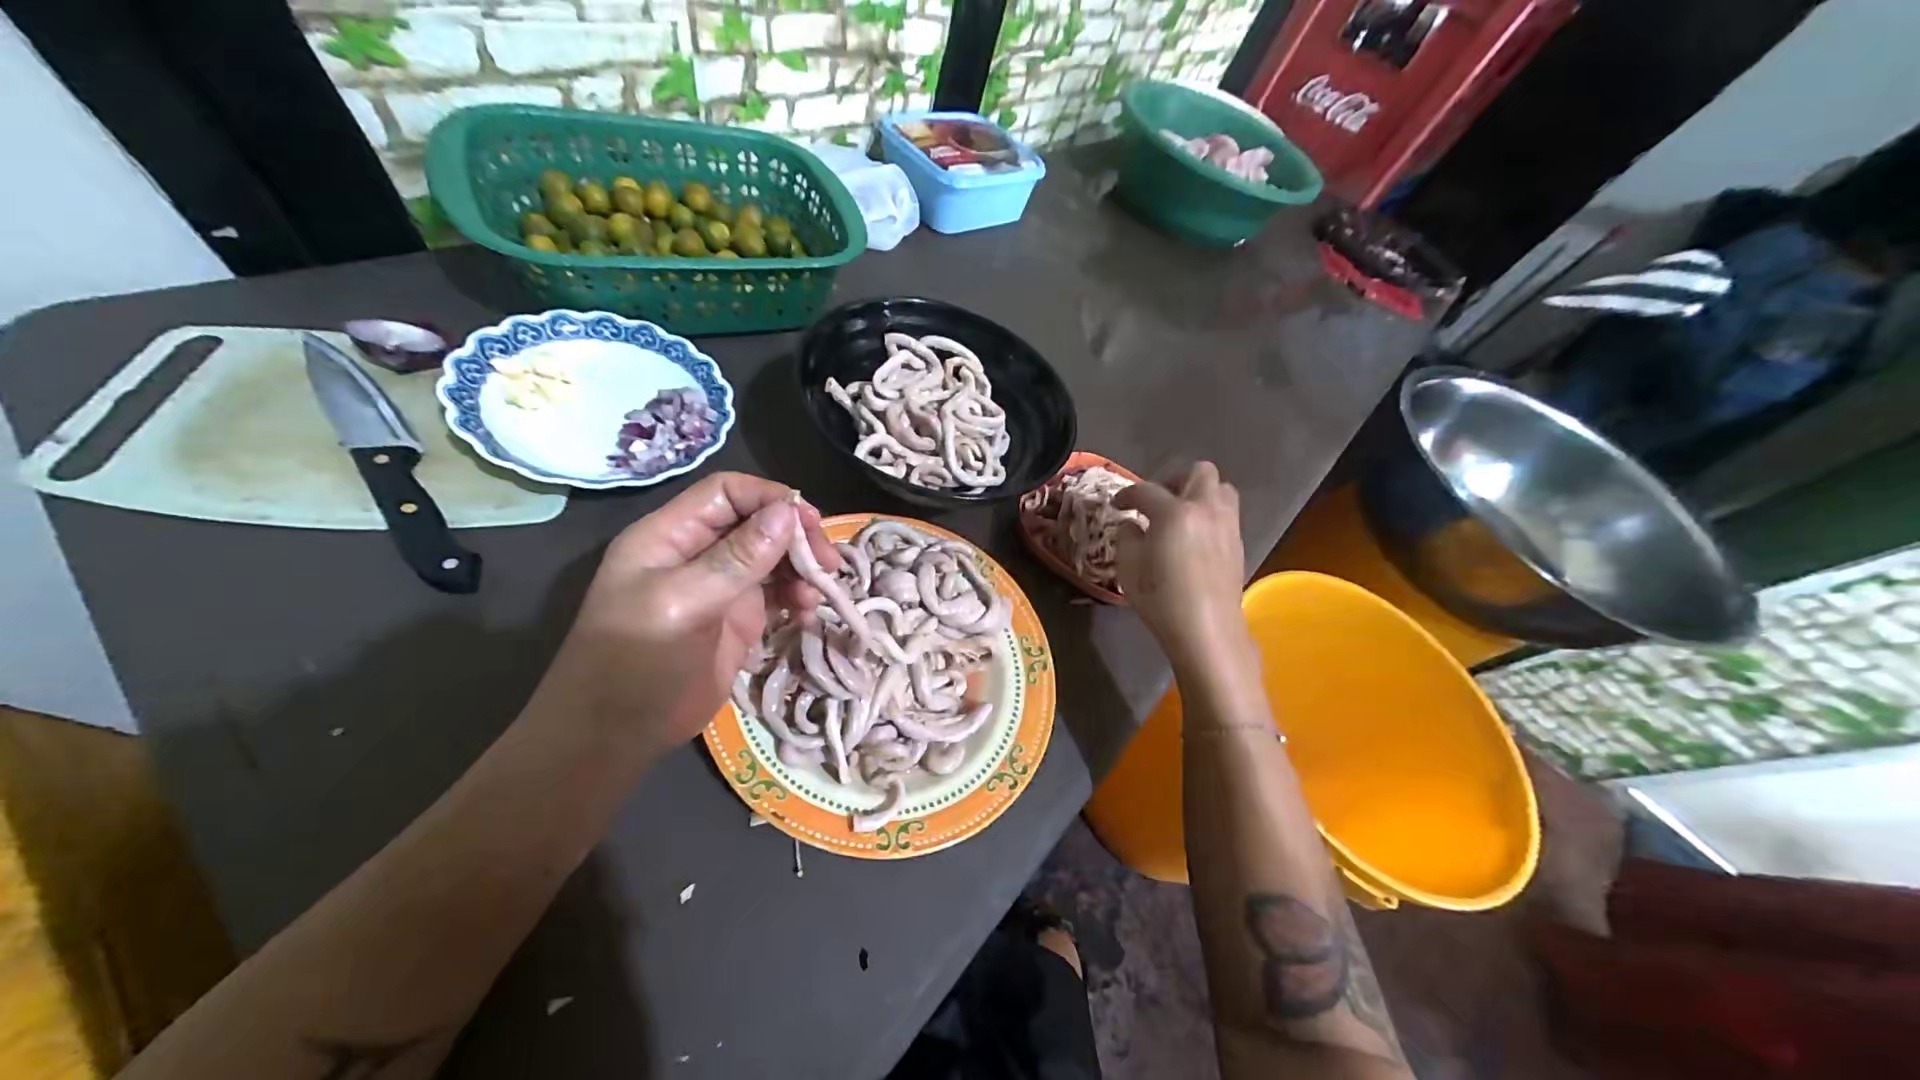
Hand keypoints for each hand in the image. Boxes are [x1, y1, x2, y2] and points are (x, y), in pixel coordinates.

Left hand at [529, 472, 838, 753]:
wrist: (615, 736)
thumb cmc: (635, 663)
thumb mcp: (683, 604)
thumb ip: (737, 559)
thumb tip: (789, 513)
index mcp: (669, 536)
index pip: (727, 493)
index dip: (770, 498)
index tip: (810, 522)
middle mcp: (697, 554)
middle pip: (757, 523)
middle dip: (795, 537)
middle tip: (828, 563)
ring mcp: (719, 588)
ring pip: (772, 559)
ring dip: (801, 569)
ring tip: (818, 595)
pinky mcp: (737, 620)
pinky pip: (776, 594)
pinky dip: (798, 597)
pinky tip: (808, 613)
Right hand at [1113, 462, 1247, 668]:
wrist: (1206, 630)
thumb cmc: (1161, 599)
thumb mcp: (1128, 568)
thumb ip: (1127, 537)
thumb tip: (1133, 525)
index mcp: (1174, 513)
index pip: (1146, 490)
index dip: (1127, 494)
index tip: (1118, 504)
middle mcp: (1205, 510)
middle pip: (1199, 472)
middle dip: (1174, 480)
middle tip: (1158, 501)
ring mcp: (1227, 525)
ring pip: (1221, 489)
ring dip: (1199, 494)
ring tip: (1180, 515)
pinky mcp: (1238, 543)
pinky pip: (1226, 513)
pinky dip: (1209, 514)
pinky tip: (1193, 538)